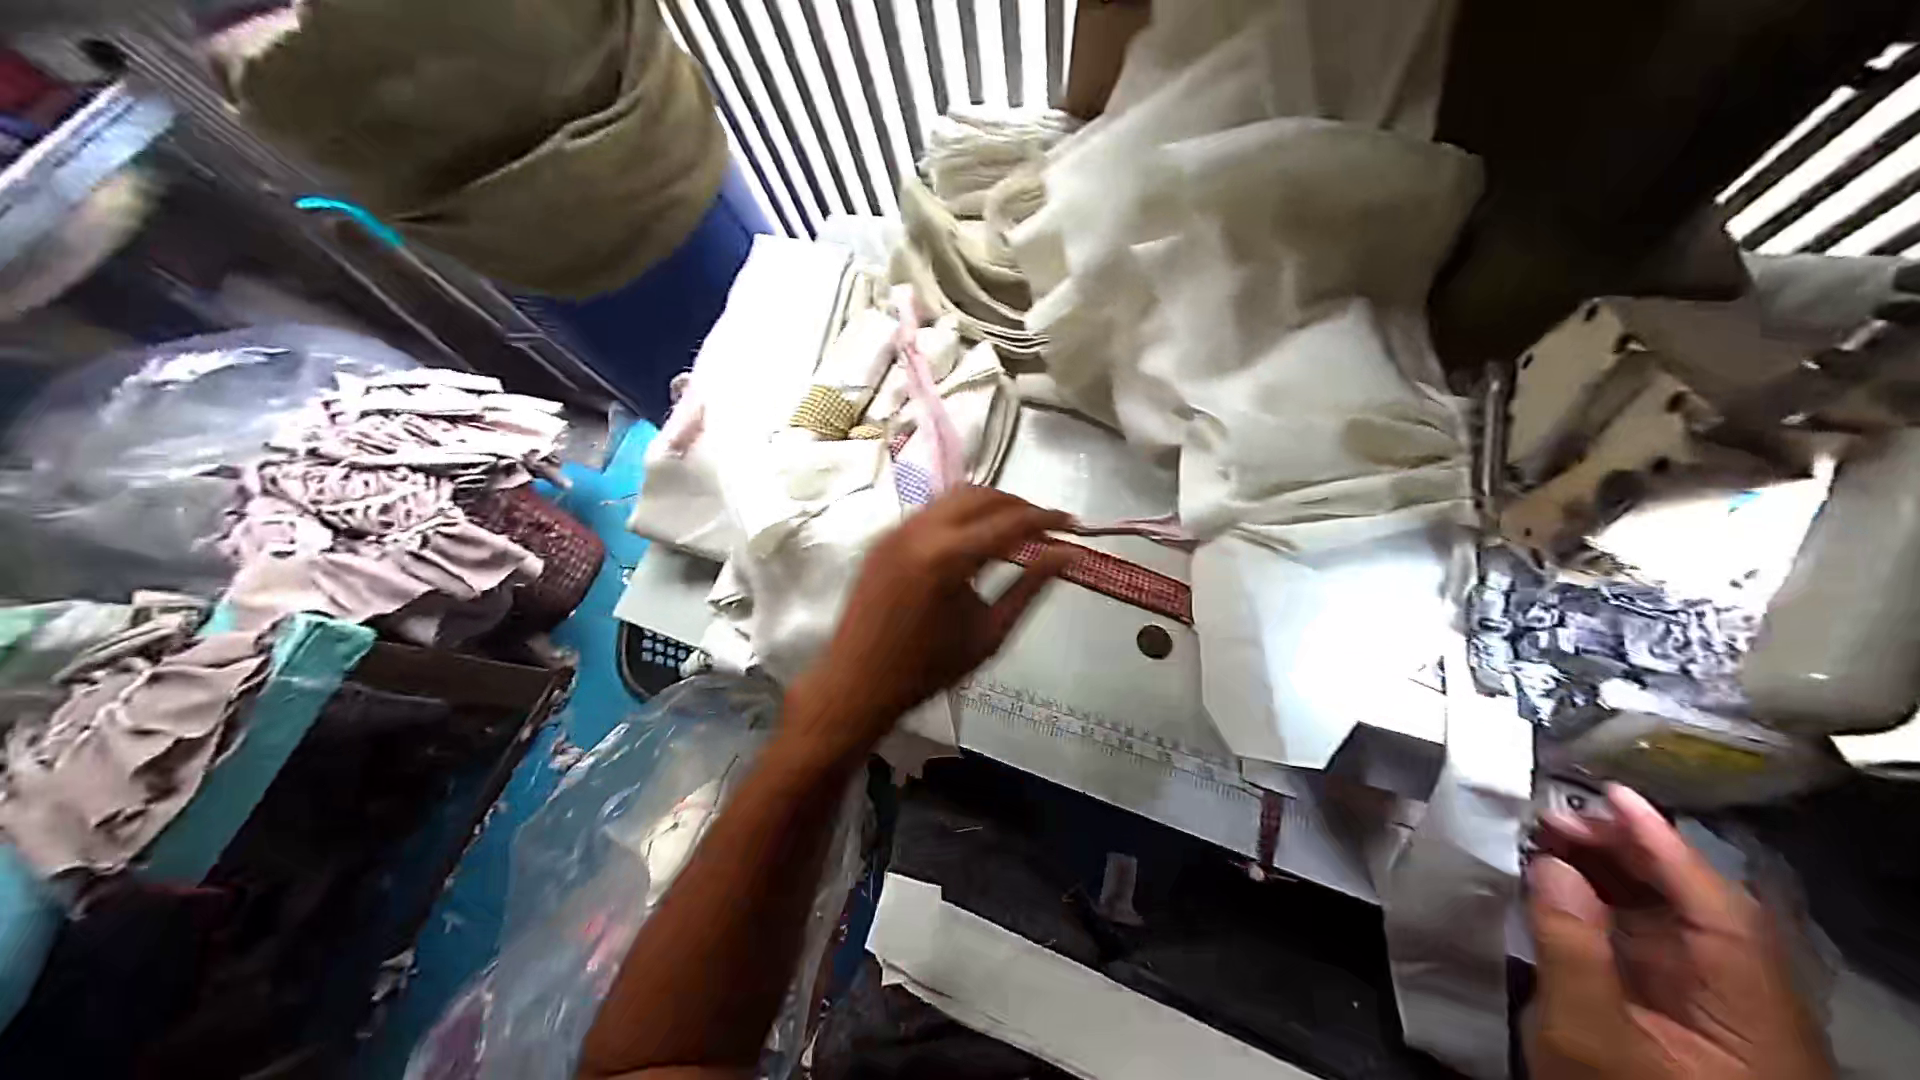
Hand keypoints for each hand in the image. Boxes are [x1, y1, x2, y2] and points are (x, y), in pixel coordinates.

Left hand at [783, 487, 1072, 766]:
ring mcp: (897, 530)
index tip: (1072, 523)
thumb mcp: (989, 632)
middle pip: (983, 494)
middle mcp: (920, 530)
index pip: (1012, 520)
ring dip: (989, 505)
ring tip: (1013, 530)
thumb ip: (1030, 587)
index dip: (1047, 518)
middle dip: (1019, 505)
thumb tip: (1066, 555)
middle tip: (1044, 527)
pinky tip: (973, 538)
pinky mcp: (883, 537)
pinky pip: (930, 511)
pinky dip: (960, 515)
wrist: (856, 682)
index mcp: (950, 556)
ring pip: (954, 496)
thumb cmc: (927, 669)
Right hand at [1528, 784, 1830, 1079]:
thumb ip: (1572, 948)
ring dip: (1608, 867)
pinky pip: (1641, 933)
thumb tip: (1552, 866)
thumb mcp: (1587, 1036)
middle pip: (1695, 904)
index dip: (1667, 847)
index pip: (1719, 910)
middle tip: (1555, 816)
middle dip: (1626, 850)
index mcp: (1750, 1013)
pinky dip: (1599, 896)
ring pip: (1667, 913)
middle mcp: (1740, 998)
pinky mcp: (1668, 1002)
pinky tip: (1560, 876)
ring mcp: (1705, 1000)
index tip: (1613, 796)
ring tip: (1549, 835)